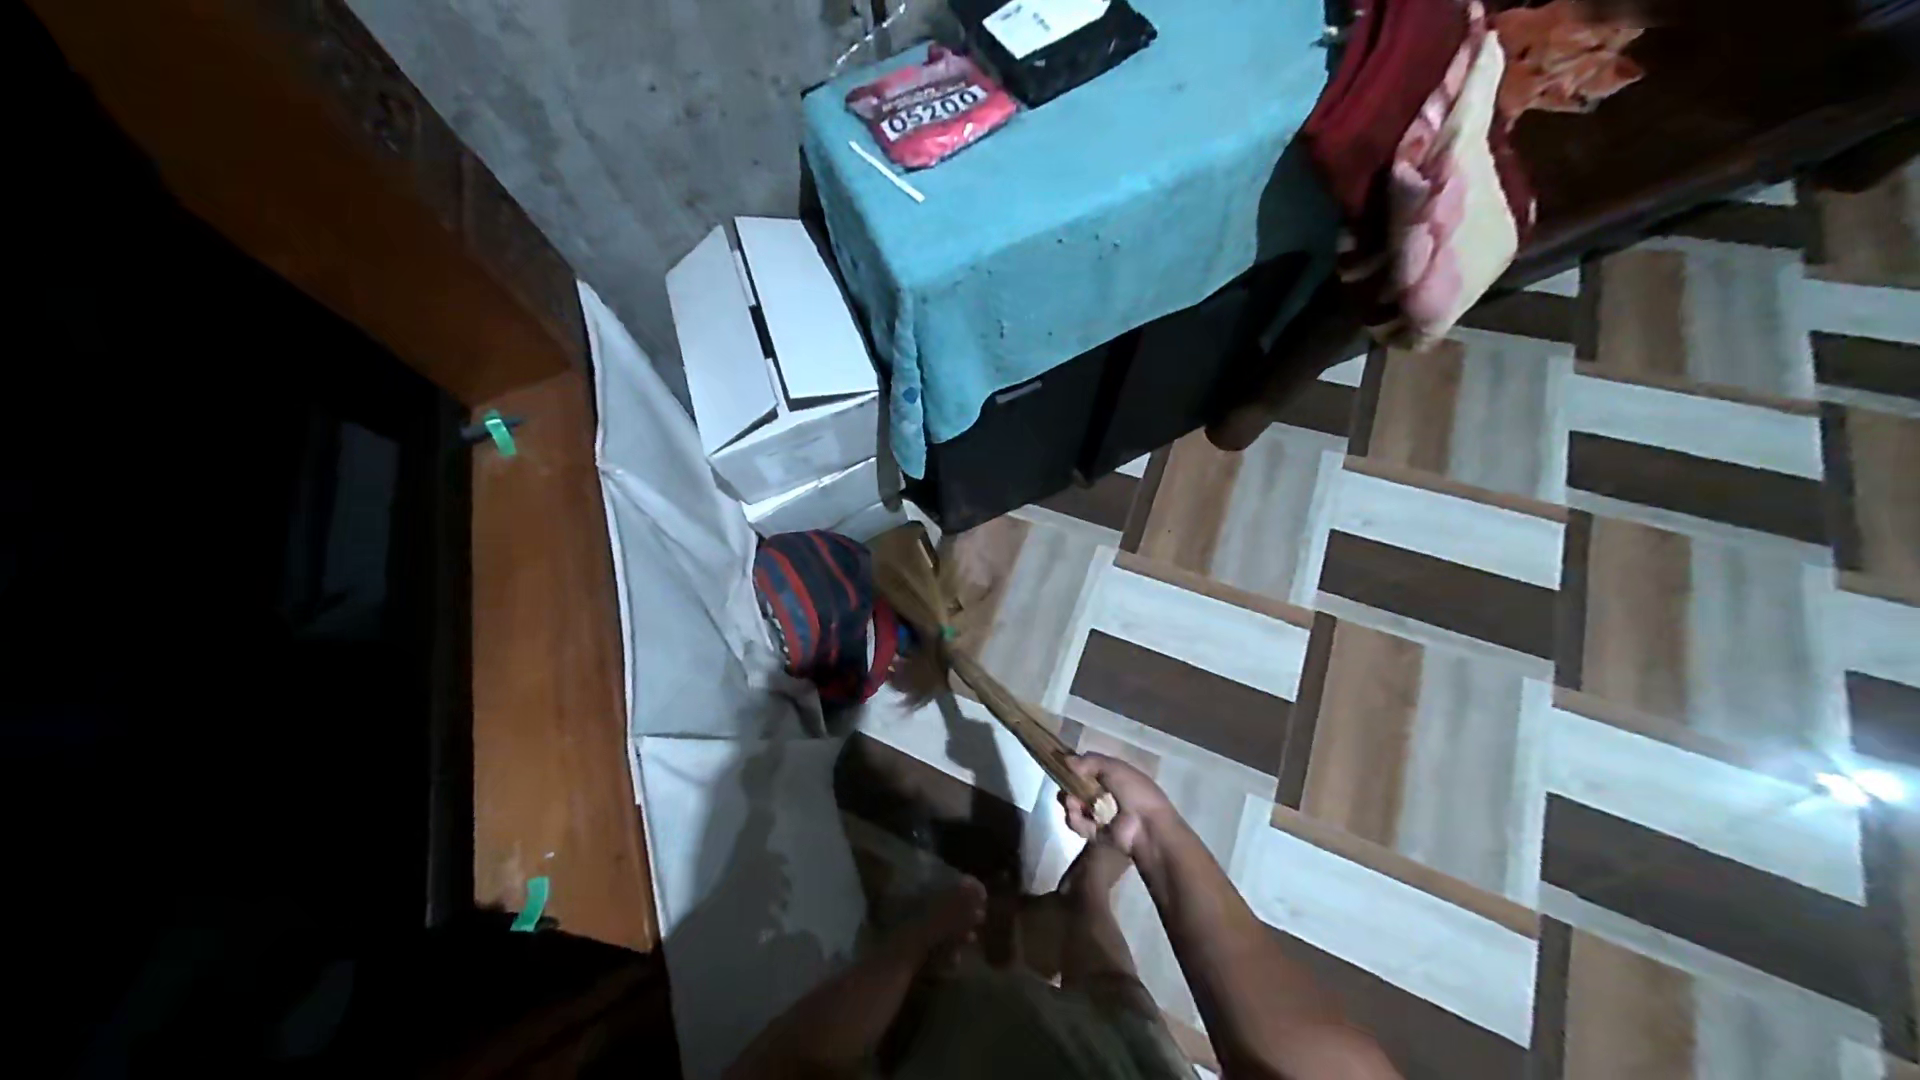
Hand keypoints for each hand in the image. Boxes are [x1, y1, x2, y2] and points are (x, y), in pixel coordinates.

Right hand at [1058, 753, 1176, 860]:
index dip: (1078, 767)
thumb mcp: (1115, 768)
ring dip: (1070, 802)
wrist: (1147, 827)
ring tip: (1071, 801)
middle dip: (1069, 785)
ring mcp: (1101, 816)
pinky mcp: (1095, 834)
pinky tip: (1074, 812)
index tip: (1063, 764)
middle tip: (1064, 784)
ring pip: (1076, 806)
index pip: (1092, 770)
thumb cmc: (1134, 791)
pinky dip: (1074, 819)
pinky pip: (1079, 824)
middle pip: (1080, 788)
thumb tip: (1066, 759)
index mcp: (1116, 778)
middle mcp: (1108, 796)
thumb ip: (1090, 761)